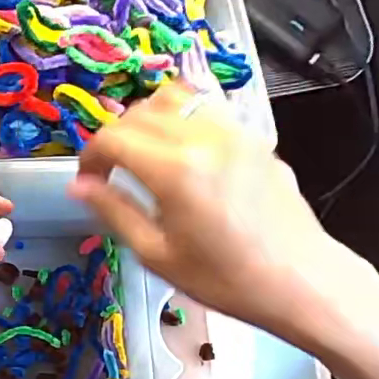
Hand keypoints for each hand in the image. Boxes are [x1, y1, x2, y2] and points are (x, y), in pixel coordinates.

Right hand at [68, 83, 378, 356]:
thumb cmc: (224, 278)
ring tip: (143, 153)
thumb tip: (79, 186)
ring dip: (147, 119)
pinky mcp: (254, 137)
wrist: (300, 281)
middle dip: (114, 137)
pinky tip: (180, 150)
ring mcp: (234, 131)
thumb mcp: (157, 254)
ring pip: (174, 97)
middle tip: (109, 172)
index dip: (90, 156)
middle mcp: (203, 137)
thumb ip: (114, 211)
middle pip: (140, 112)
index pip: (113, 138)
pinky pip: (207, 107)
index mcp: (174, 169)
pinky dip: (181, 117)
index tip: (88, 180)